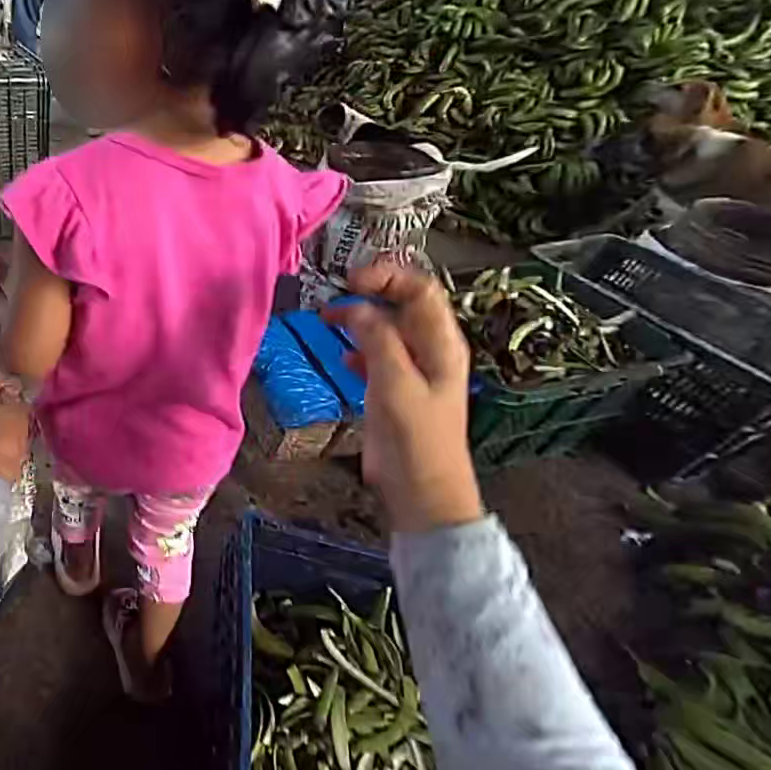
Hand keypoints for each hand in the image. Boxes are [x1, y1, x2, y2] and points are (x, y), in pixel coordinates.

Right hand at [323, 259, 482, 533]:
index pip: (420, 288)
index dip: (387, 276)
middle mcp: (430, 349)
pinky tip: (343, 355)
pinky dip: (357, 347)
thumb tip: (353, 307)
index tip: (351, 281)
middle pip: (402, 304)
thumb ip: (376, 338)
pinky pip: (375, 354)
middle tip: (336, 294)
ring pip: (386, 328)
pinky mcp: (394, 390)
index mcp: (441, 342)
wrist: (421, 493)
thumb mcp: (395, 382)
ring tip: (329, 319)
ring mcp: (412, 370)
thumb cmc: (414, 438)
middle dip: (370, 293)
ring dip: (359, 319)